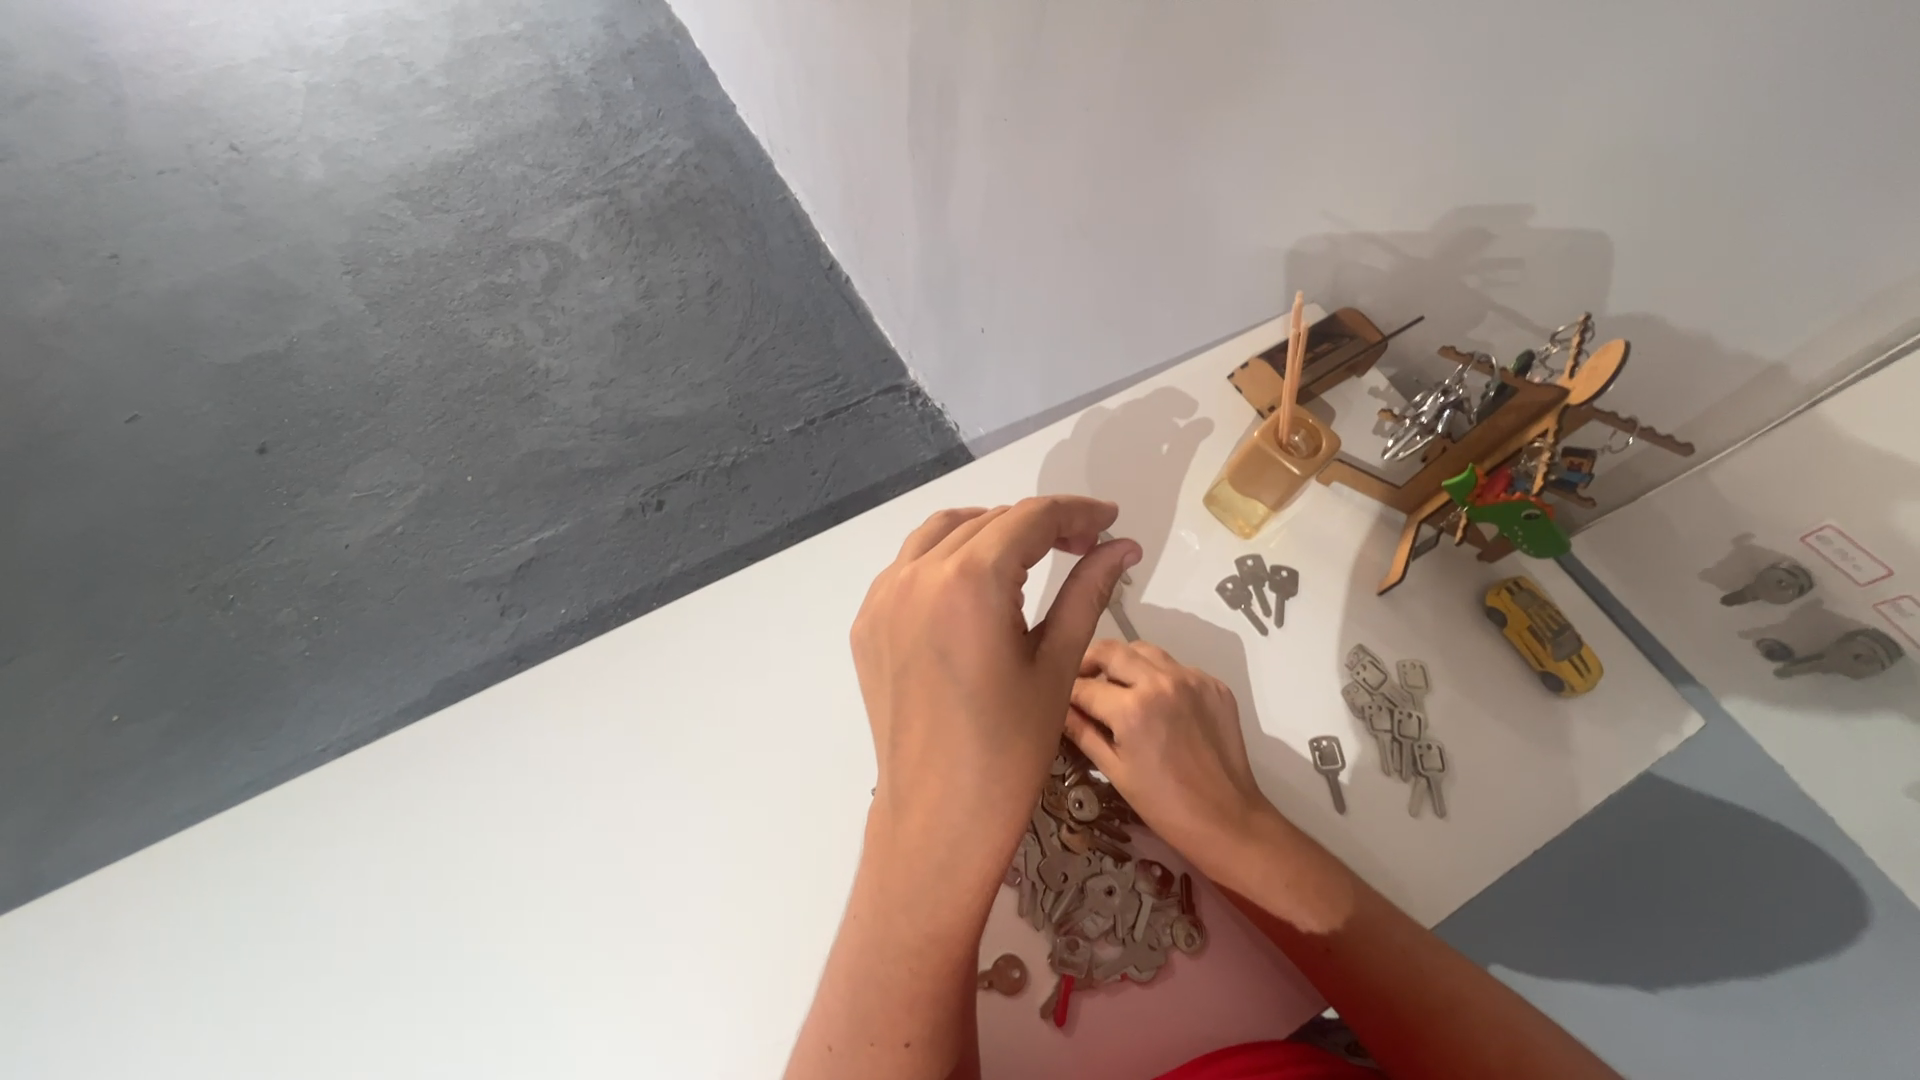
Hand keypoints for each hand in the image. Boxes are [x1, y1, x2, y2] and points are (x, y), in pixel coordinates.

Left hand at [851, 497, 1140, 874]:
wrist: (939, 816)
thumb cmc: (1010, 749)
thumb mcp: (1057, 664)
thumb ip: (1087, 591)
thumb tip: (1121, 546)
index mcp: (970, 581)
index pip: (1030, 519)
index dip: (1075, 512)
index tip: (1107, 521)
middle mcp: (917, 575)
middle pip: (988, 522)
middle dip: (1038, 525)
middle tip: (1080, 546)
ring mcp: (883, 599)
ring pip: (941, 535)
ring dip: (988, 533)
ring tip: (1028, 557)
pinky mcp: (867, 625)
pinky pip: (908, 568)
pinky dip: (945, 560)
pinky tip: (973, 589)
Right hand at [1064, 640, 1279, 881]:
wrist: (1228, 820)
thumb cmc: (1164, 804)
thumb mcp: (1114, 771)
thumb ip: (1082, 732)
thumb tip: (1058, 709)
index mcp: (1131, 708)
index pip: (1083, 686)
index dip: (1066, 693)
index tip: (1059, 700)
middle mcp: (1161, 682)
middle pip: (1110, 650)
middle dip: (1089, 663)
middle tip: (1083, 683)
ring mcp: (1191, 679)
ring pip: (1144, 650)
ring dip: (1124, 663)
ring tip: (1119, 689)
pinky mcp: (1214, 684)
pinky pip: (1175, 666)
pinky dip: (1158, 676)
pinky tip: (1157, 703)